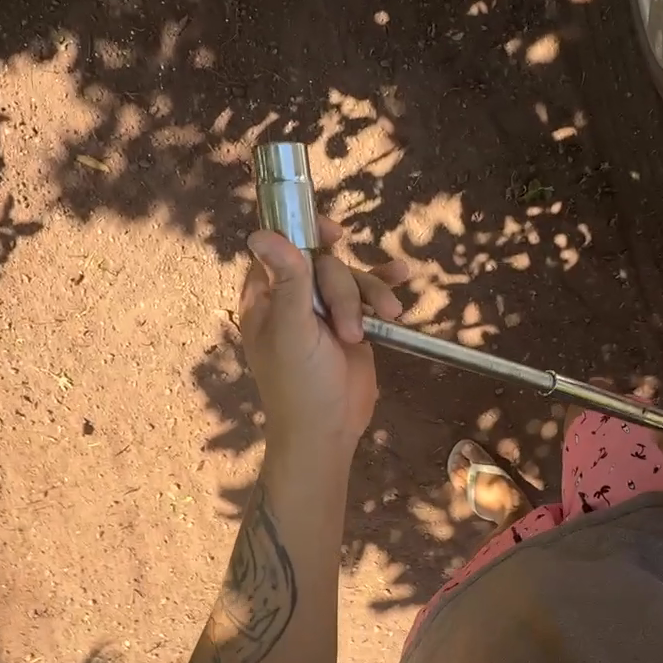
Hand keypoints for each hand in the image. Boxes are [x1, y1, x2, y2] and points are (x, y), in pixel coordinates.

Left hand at [239, 218, 409, 455]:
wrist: (329, 429)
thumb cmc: (300, 383)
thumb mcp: (292, 330)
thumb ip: (287, 280)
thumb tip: (260, 233)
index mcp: (268, 297)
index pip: (281, 248)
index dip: (304, 234)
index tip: (333, 233)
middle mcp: (295, 298)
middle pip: (325, 263)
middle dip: (346, 289)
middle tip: (350, 329)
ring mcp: (326, 311)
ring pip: (351, 278)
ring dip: (372, 293)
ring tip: (386, 318)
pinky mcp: (353, 324)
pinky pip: (370, 294)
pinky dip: (385, 287)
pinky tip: (402, 275)